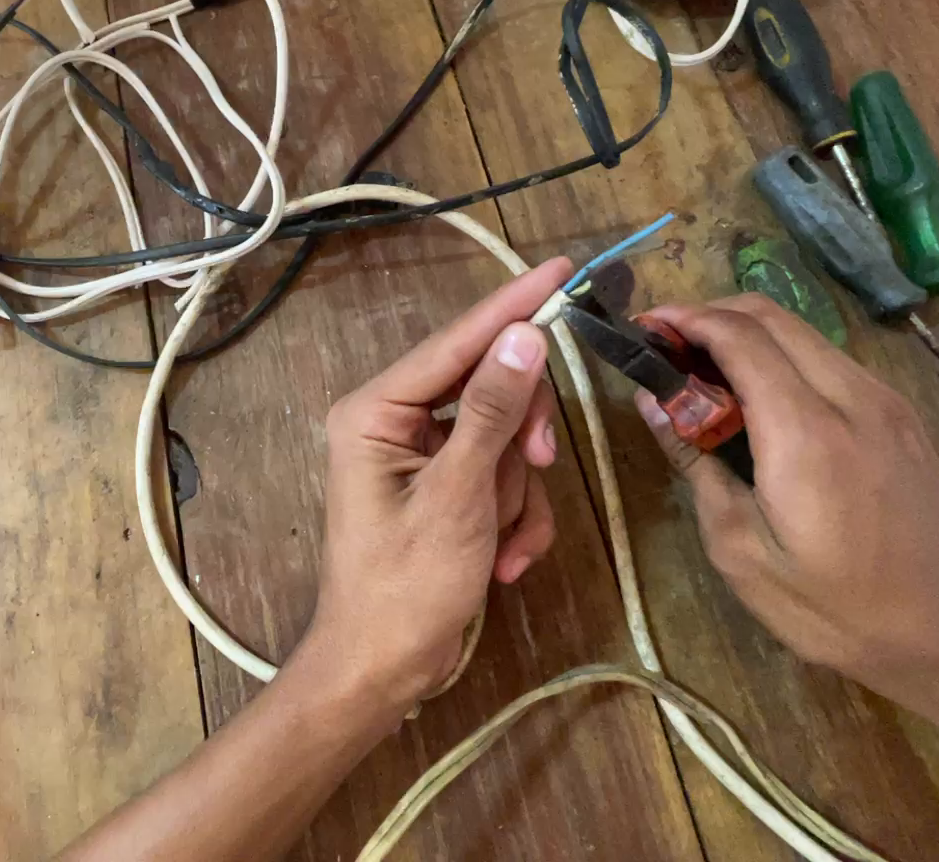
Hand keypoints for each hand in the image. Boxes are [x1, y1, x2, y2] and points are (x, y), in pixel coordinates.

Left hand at [301, 258, 569, 711]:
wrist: (382, 670)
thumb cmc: (405, 587)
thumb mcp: (457, 497)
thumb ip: (490, 413)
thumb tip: (523, 335)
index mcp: (377, 410)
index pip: (455, 343)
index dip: (511, 306)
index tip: (561, 268)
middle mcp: (395, 420)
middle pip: (488, 390)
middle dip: (518, 440)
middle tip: (537, 464)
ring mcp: (422, 455)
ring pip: (503, 439)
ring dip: (515, 493)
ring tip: (497, 542)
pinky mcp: (445, 486)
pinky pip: (499, 477)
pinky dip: (512, 518)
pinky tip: (502, 561)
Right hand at [633, 293, 938, 703]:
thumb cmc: (838, 607)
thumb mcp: (741, 549)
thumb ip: (695, 463)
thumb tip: (652, 401)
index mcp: (805, 433)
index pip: (739, 338)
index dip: (684, 320)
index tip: (642, 326)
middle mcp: (850, 399)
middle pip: (769, 316)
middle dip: (707, 314)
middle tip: (662, 342)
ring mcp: (883, 402)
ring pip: (800, 330)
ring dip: (741, 331)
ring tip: (697, 365)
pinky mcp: (899, 414)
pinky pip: (825, 357)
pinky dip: (776, 352)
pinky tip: (750, 391)